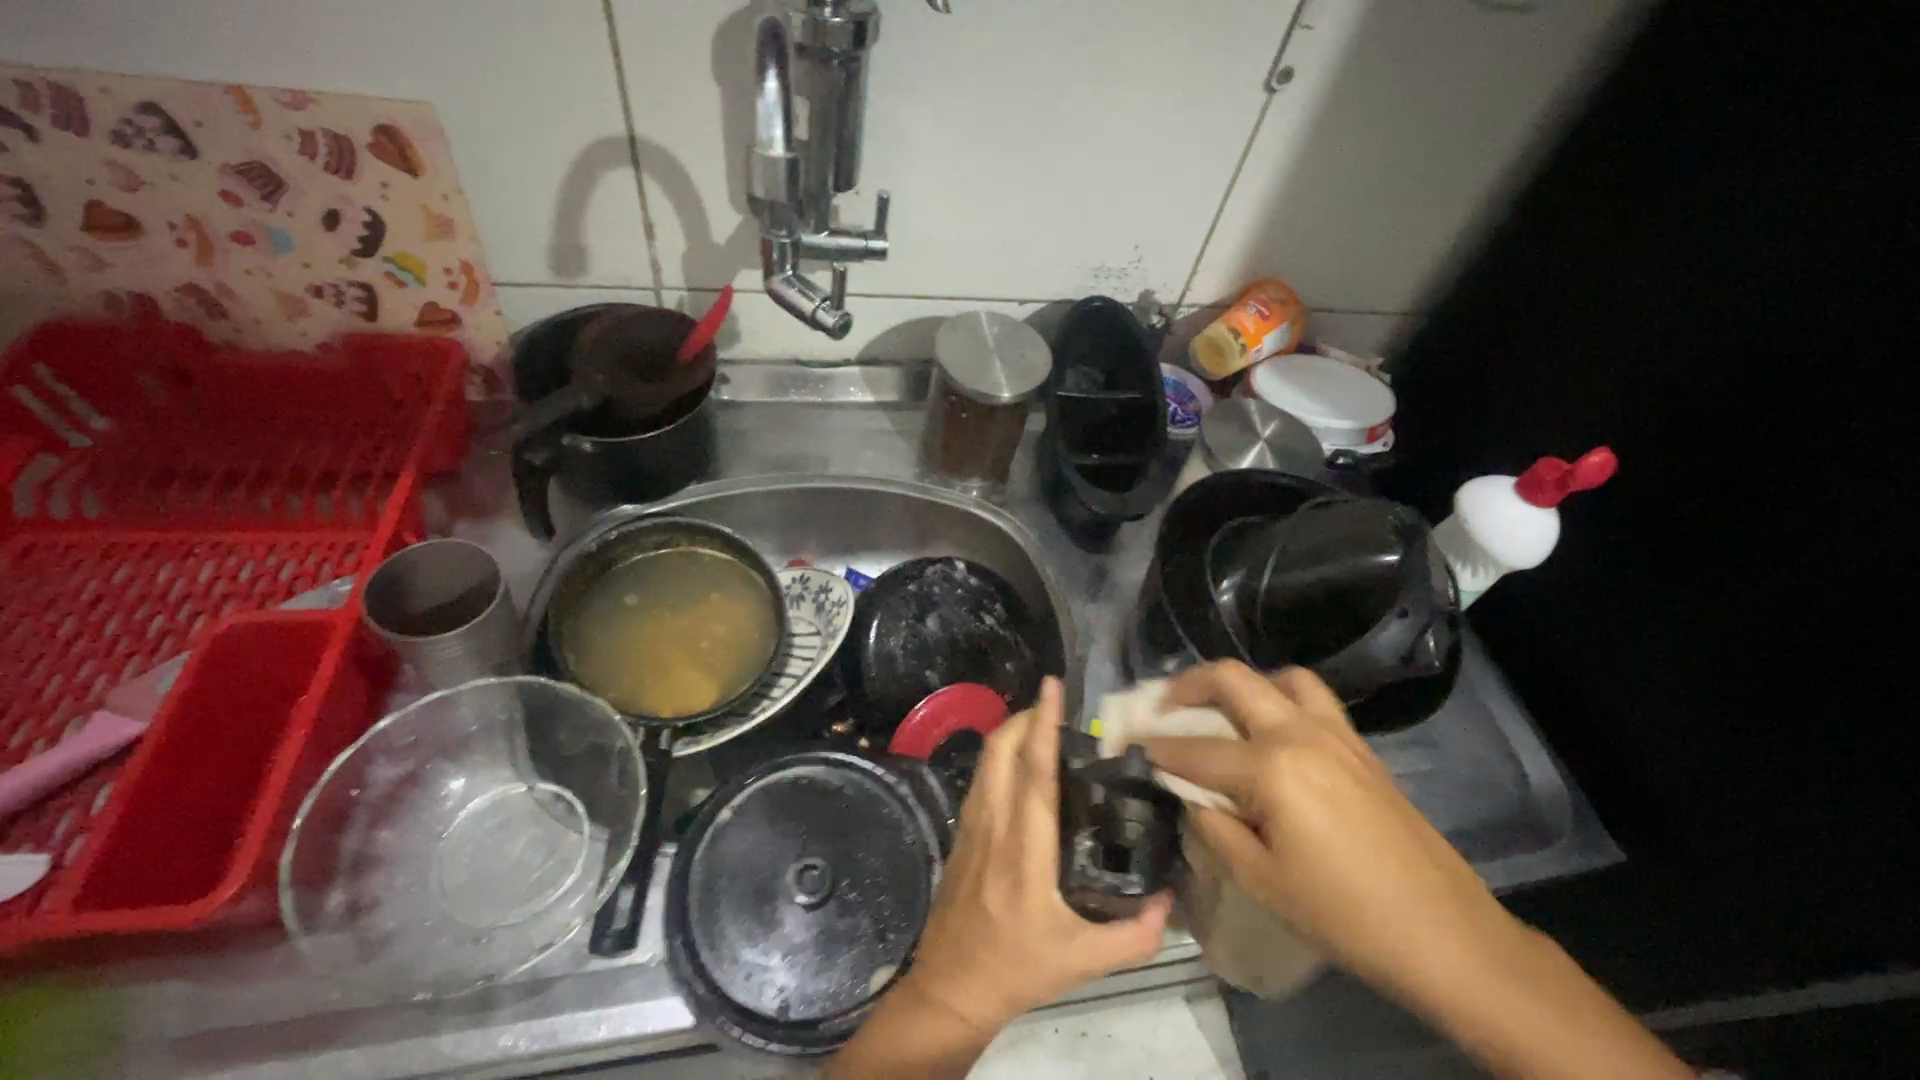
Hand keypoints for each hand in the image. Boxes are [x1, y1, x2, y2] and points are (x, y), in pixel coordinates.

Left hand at [901, 676, 1171, 1034]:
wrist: (951, 988)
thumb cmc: (1016, 970)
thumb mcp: (1084, 961)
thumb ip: (1135, 935)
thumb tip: (1170, 901)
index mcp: (1024, 850)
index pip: (1034, 771)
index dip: (1044, 724)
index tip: (1053, 686)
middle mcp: (993, 825)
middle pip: (1001, 749)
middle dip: (1026, 715)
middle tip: (1058, 706)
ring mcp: (971, 827)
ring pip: (985, 760)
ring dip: (1011, 733)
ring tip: (1044, 727)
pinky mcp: (961, 834)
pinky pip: (980, 779)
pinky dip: (1001, 758)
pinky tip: (1023, 768)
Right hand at [1138, 662, 1519, 1003]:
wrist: (1442, 932)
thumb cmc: (1342, 915)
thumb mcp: (1260, 880)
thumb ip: (1214, 827)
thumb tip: (1190, 796)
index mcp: (1271, 769)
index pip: (1193, 750)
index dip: (1152, 748)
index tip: (1122, 744)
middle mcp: (1300, 734)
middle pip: (1233, 680)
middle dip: (1186, 686)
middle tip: (1160, 706)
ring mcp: (1337, 735)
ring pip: (1280, 678)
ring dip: (1241, 685)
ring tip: (1219, 710)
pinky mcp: (1361, 748)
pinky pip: (1312, 700)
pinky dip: (1280, 699)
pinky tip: (1269, 735)